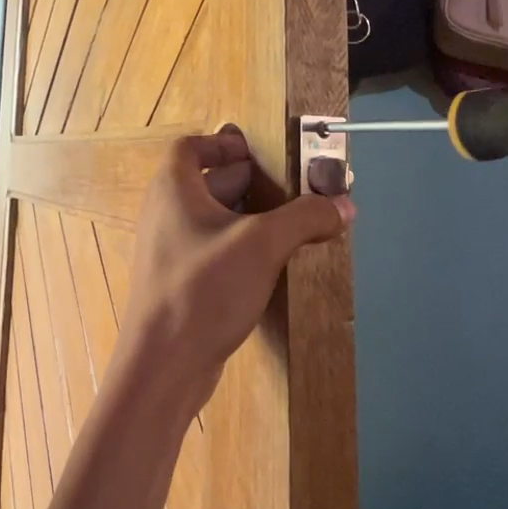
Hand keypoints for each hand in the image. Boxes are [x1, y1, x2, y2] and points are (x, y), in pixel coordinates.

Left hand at [27, 128, 353, 508]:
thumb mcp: (263, 244)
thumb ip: (305, 218)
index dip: (222, 142)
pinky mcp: (180, 284)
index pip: (190, 147)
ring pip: (214, 220)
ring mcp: (170, 251)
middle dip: (252, 183)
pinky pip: (213, 251)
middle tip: (294, 190)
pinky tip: (272, 266)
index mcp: (173, 188)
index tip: (256, 151)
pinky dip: (241, 249)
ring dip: (251, 219)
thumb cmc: (204, 288)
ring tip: (293, 227)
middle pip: (209, 182)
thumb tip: (345, 205)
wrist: (163, 365)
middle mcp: (165, 213)